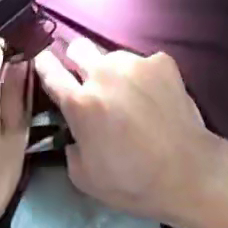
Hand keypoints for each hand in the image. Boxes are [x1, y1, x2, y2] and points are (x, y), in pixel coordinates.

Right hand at [33, 38, 225, 227]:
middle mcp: (104, 73)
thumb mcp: (83, 174)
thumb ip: (72, 141)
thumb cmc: (130, 180)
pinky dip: (143, 77)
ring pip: (114, 57)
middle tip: (87, 81)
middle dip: (78, 60)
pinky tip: (153, 98)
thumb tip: (76, 127)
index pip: (51, 72)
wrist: (185, 169)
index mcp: (80, 102)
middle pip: (79, 47)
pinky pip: (144, 63)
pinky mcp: (162, 61)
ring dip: (113, 73)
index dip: (44, 64)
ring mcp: (136, 62)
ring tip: (128, 98)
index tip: (42, 60)